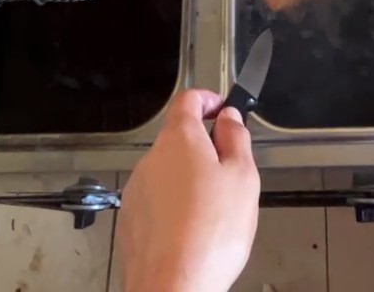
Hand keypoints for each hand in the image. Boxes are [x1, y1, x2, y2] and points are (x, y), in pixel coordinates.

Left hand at [115, 89, 259, 291]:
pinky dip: (173, 208)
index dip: (207, 100)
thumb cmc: (211, 233)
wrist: (173, 289)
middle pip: (179, 139)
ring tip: (212, 212)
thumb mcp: (242, 177)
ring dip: (188, 181)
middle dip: (203, 149)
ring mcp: (138, 189)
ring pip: (168, 172)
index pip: (188, 100)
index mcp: (179, 138)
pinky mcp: (131, 219)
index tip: (221, 110)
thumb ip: (236, 138)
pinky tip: (191, 231)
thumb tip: (228, 118)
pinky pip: (156, 201)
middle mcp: (152, 158)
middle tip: (228, 174)